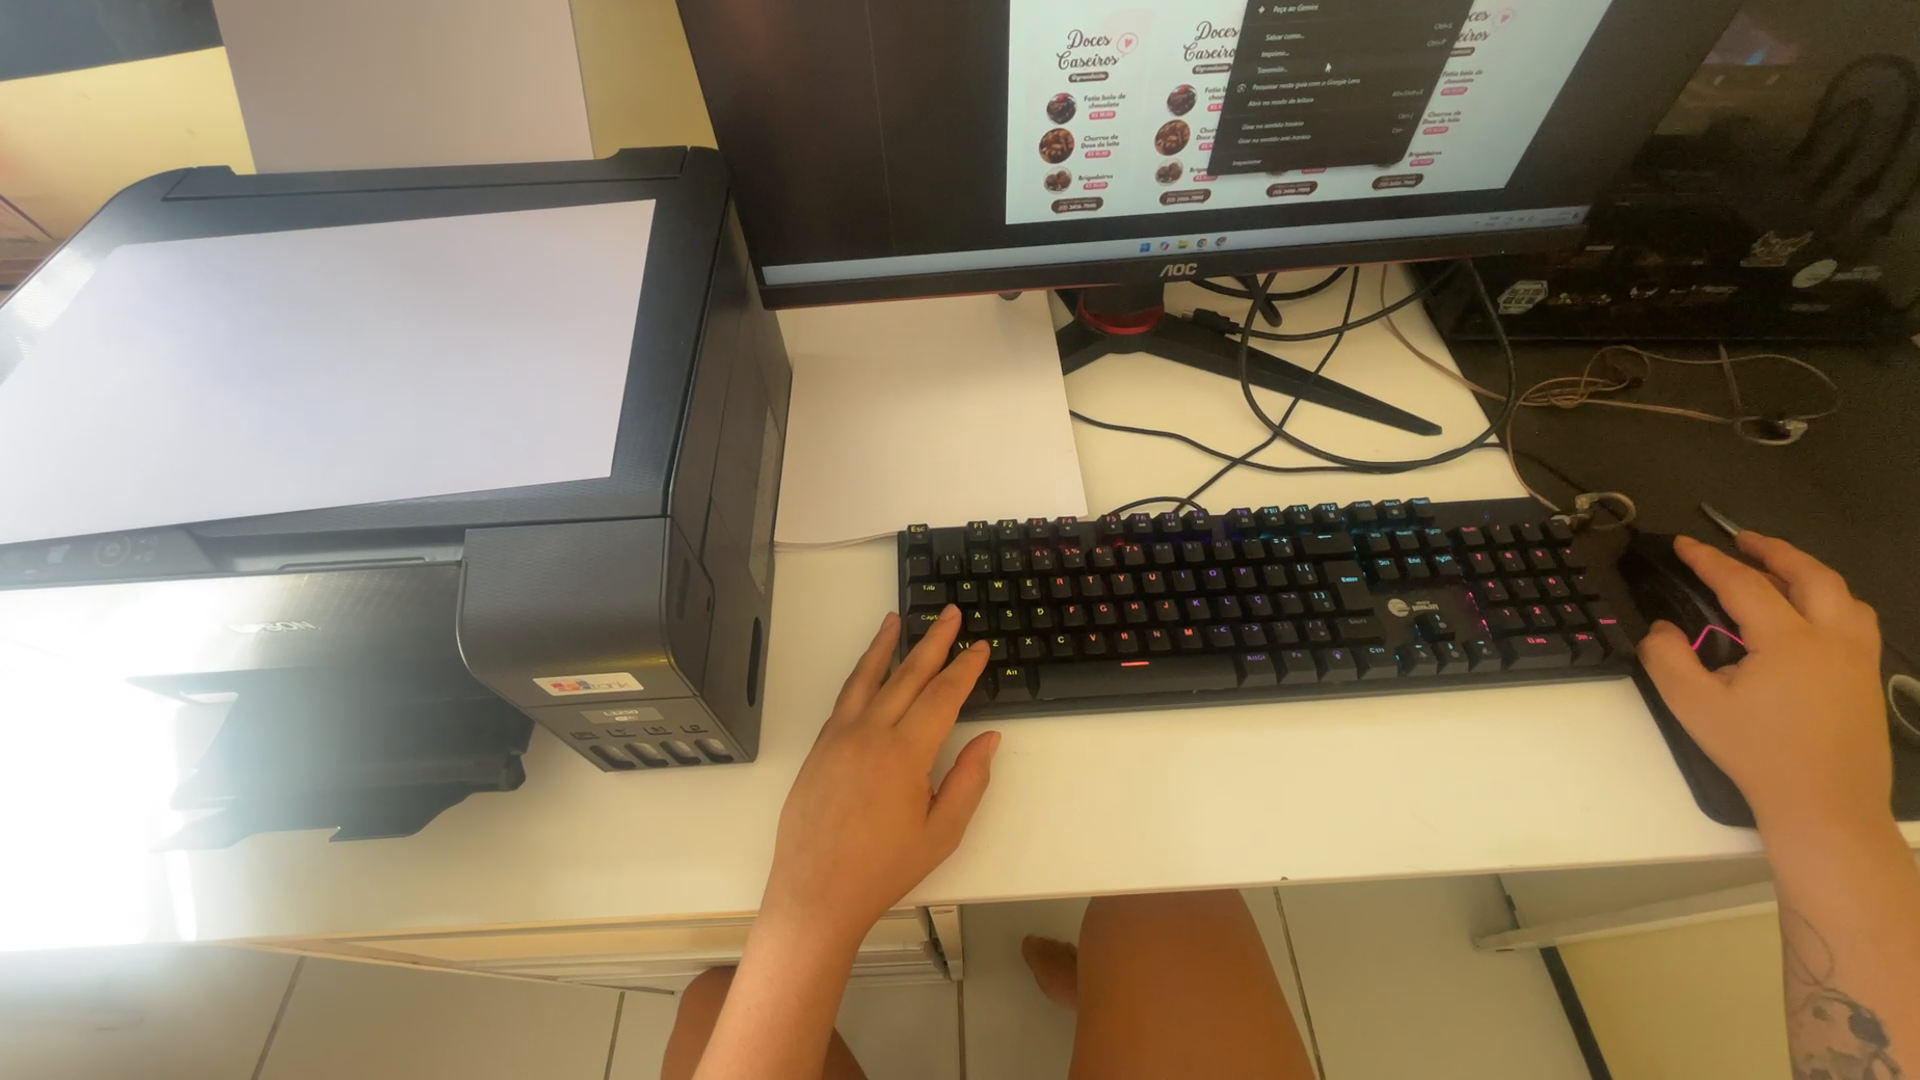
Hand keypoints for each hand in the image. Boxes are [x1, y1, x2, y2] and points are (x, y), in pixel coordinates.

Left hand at [760, 606, 999, 947]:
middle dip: (933, 641)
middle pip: (907, 674)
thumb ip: (968, 780)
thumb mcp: (941, 832)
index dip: (965, 668)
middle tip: (950, 613)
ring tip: (898, 619)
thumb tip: (989, 738)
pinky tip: (868, 668)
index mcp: (905, 753)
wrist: (815, 894)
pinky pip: (844, 698)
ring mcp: (839, 737)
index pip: (943, 695)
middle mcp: (870, 733)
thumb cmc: (883, 869)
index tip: (980, 646)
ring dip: (886, 645)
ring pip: (867, 677)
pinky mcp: (819, 747)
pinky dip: (860, 674)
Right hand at [1638, 533, 1888, 835]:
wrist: (1824, 801)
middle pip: (1813, 577)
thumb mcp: (1691, 703)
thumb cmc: (1754, 750)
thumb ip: (1666, 656)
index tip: (1682, 545)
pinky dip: (1829, 599)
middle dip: (1775, 551)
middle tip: (1742, 539)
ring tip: (1777, 568)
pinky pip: (1855, 620)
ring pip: (1845, 596)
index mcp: (1788, 641)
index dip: (1708, 560)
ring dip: (1808, 572)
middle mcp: (1832, 640)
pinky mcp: (1866, 678)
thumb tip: (1664, 627)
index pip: (1744, 584)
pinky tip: (1806, 612)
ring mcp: (1858, 659)